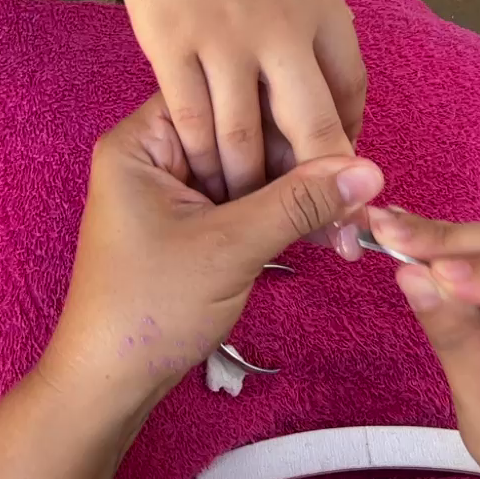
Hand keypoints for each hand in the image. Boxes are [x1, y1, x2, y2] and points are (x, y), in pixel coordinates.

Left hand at [43, 98, 382, 409]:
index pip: (222, 97)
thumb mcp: (229, 247)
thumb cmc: (150, 306)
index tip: (341, 138)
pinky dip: (278, 214)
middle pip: (240, 133)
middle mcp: (155, 154)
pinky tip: (321, 229)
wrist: (111, 382)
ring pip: (248, 169)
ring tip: (343, 220)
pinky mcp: (190, 220)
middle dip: (297, 164)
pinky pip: (242, 200)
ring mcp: (173, 189)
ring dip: (295, 194)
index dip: (283, 113)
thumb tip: (368, 170)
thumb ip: (298, 203)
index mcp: (142, 141)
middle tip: (351, 193)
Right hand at [58, 0, 364, 204]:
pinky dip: (198, 153)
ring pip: (244, 136)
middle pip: (310, 128)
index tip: (334, 162)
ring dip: (247, 182)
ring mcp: (223, 34)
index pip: (348, 90)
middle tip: (313, 225)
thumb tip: (302, 33)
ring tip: (244, 210)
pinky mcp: (166, 36)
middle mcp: (282, 27)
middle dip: (315, 185)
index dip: (344, 137)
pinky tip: (198, 175)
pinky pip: (189, 113)